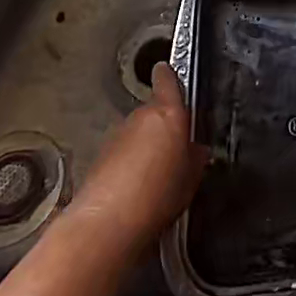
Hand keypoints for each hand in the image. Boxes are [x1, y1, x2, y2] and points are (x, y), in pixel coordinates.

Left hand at [64, 63, 209, 247]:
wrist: (105, 225)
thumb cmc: (157, 196)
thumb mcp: (192, 176)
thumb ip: (196, 155)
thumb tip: (196, 150)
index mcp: (168, 113)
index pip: (167, 80)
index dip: (169, 75)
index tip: (167, 70)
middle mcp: (140, 117)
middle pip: (154, 111)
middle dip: (163, 127)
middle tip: (175, 150)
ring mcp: (116, 136)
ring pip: (137, 133)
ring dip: (144, 146)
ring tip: (154, 176)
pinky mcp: (99, 158)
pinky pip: (121, 152)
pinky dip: (128, 163)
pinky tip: (135, 189)